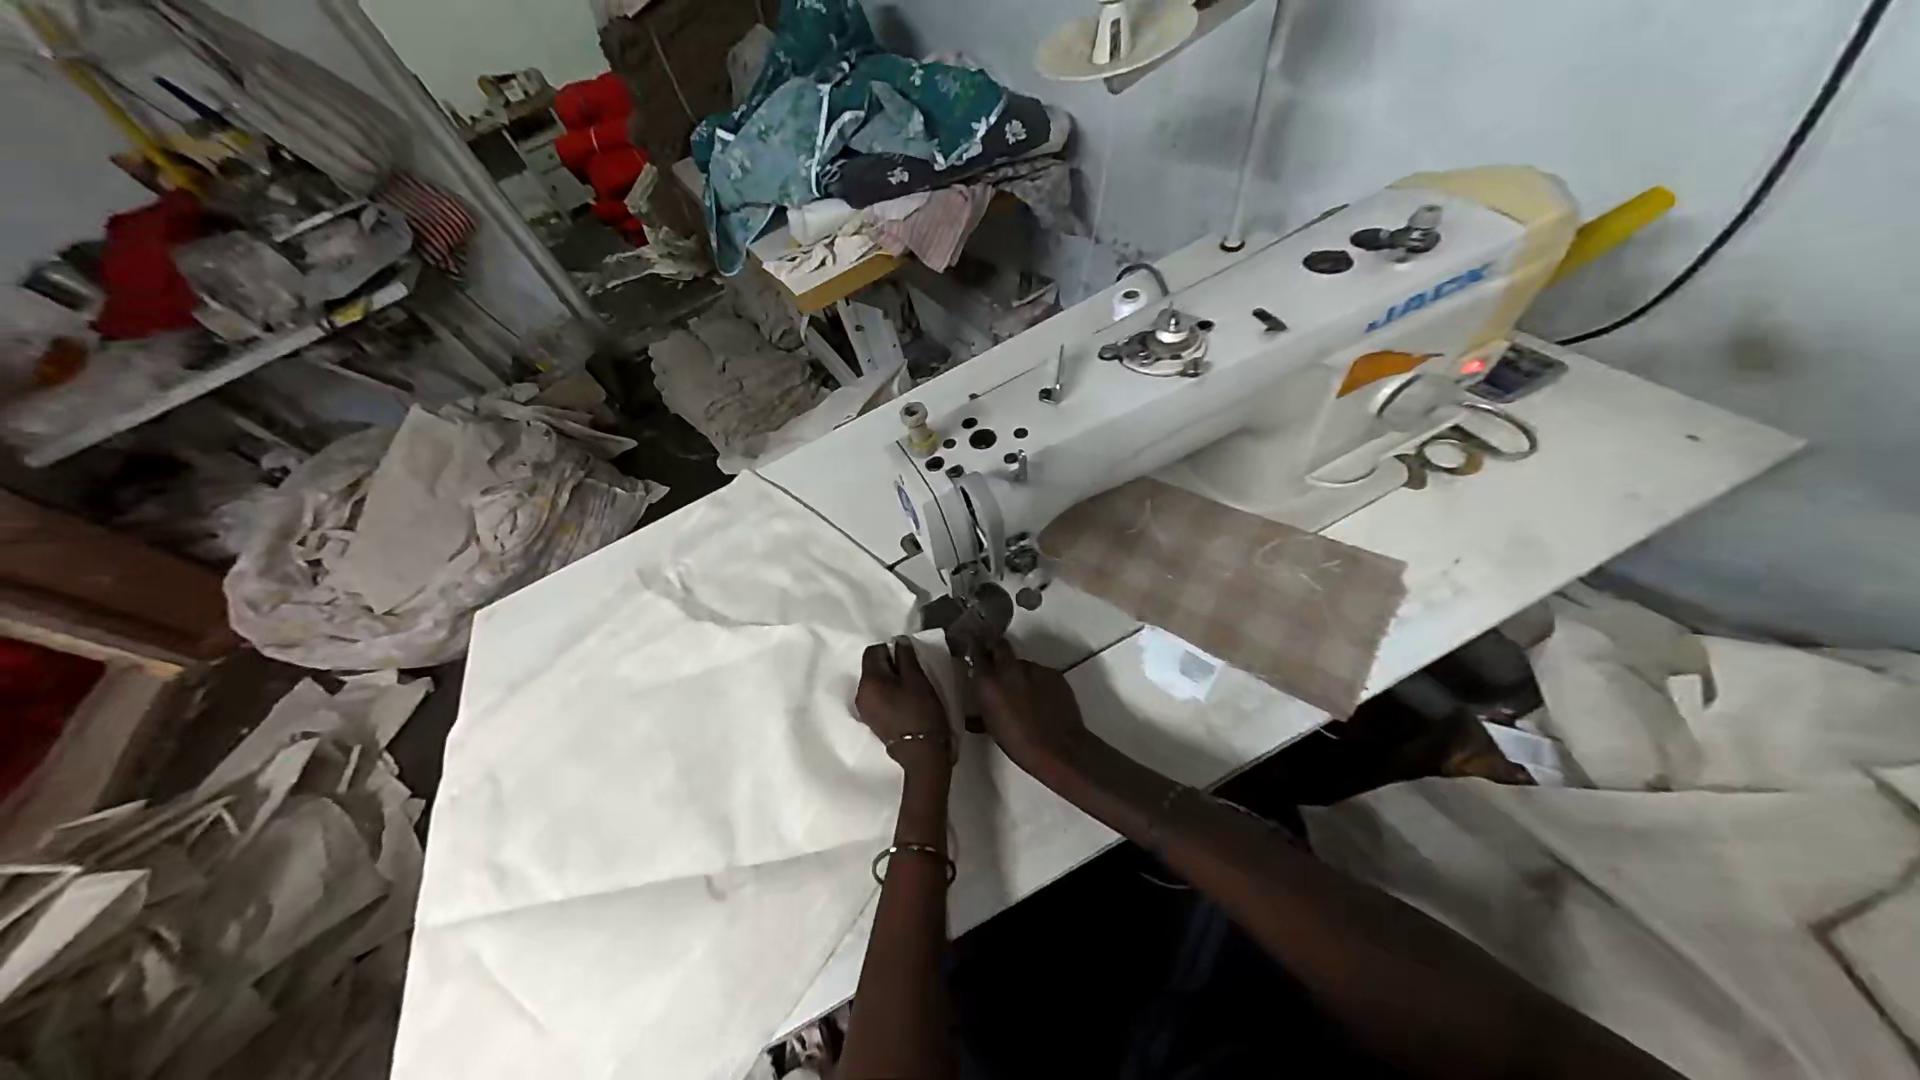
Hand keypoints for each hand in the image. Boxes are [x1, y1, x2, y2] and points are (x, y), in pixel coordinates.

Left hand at [856, 638, 952, 773]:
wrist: (922, 754)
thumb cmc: (922, 712)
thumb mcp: (918, 679)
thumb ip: (906, 656)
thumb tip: (898, 640)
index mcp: (869, 680)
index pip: (873, 651)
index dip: (891, 649)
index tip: (909, 657)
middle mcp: (860, 693)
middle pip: (871, 667)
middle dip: (890, 664)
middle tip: (912, 671)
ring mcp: (864, 709)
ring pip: (875, 683)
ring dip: (889, 680)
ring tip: (910, 687)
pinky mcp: (872, 721)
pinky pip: (877, 697)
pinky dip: (888, 694)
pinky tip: (904, 701)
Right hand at [967, 639, 1088, 772]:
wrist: (1059, 748)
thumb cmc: (1019, 743)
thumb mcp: (991, 724)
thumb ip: (983, 703)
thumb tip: (981, 696)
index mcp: (988, 682)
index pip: (976, 651)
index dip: (976, 651)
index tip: (976, 656)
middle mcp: (1009, 668)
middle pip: (1000, 646)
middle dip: (997, 652)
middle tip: (997, 667)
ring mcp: (1034, 668)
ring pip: (1022, 663)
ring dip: (1020, 674)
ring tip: (1025, 694)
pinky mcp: (1053, 673)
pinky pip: (1040, 673)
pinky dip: (1038, 682)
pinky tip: (1042, 700)